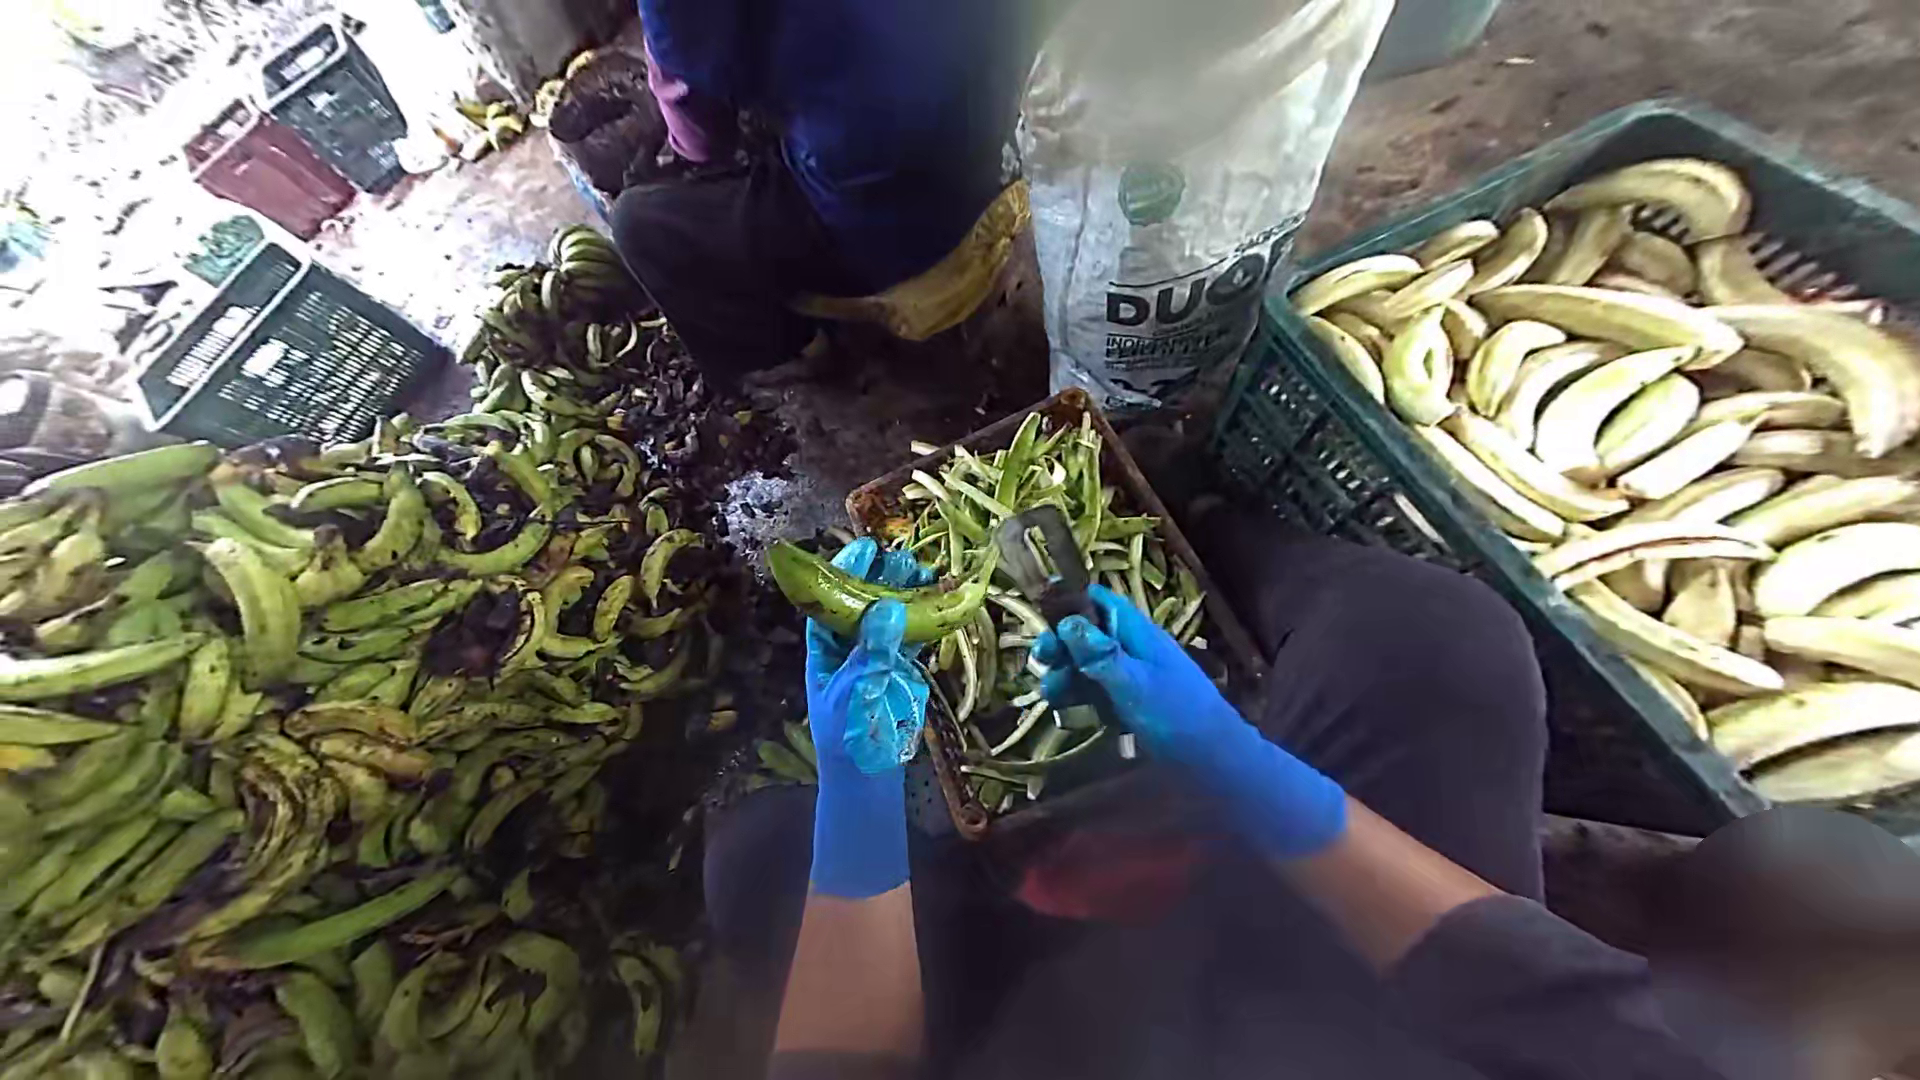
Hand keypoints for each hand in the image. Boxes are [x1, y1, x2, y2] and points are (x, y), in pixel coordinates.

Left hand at [802, 538, 932, 896]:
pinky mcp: (901, 668)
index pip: (831, 602)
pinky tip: (939, 603)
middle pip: (864, 602)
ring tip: (927, 572)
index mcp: (825, 649)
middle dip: (882, 578)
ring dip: (907, 594)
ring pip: (891, 616)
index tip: (865, 549)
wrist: (870, 777)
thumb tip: (889, 606)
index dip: (844, 573)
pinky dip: (925, 620)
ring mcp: (877, 655)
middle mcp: (850, 646)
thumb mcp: (855, 690)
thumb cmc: (849, 735)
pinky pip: (912, 637)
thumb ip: (873, 650)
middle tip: (904, 556)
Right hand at [1034, 585, 1346, 857]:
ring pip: (1086, 665)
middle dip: (1060, 645)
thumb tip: (1066, 621)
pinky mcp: (1128, 701)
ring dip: (1064, 675)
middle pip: (1086, 634)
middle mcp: (1131, 648)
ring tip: (1050, 695)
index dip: (1071, 602)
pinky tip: (1065, 712)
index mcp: (1137, 632)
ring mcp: (1130, 675)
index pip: (1100, 601)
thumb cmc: (1176, 715)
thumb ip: (1100, 653)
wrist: (1215, 762)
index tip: (1042, 613)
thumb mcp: (1134, 682)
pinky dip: (1079, 697)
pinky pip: (1095, 691)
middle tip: (1039, 660)